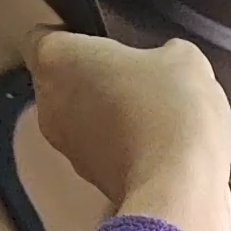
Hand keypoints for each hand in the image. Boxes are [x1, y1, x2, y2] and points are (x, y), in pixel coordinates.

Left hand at [23, 28, 230, 230]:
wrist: (184, 192)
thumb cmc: (171, 115)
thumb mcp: (184, 60)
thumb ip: (162, 56)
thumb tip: (167, 70)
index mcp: (56, 60)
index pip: (46, 39)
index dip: (79, 43)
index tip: (108, 51)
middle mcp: (50, 108)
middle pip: (69, 88)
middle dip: (102, 88)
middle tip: (142, 89)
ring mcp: (71, 155)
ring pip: (89, 130)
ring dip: (117, 128)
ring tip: (161, 128)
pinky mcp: (96, 189)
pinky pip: (110, 164)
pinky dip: (132, 161)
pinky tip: (165, 159)